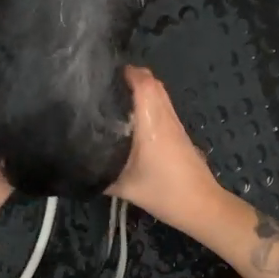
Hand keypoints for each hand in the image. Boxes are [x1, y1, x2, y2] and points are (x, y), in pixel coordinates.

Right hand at [108, 67, 226, 229]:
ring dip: (141, 91)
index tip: (103, 73)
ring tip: (114, 99)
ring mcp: (175, 124)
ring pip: (159, 95)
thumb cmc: (164, 192)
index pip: (143, 82)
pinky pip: (163, 108)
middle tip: (105, 85)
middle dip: (130, 78)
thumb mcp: (125, 187)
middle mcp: (165, 116)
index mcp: (152, 122)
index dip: (125, 71)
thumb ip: (101, 175)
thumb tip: (77, 166)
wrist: (201, 206)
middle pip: (152, 82)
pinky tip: (132, 121)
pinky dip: (149, 105)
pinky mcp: (179, 134)